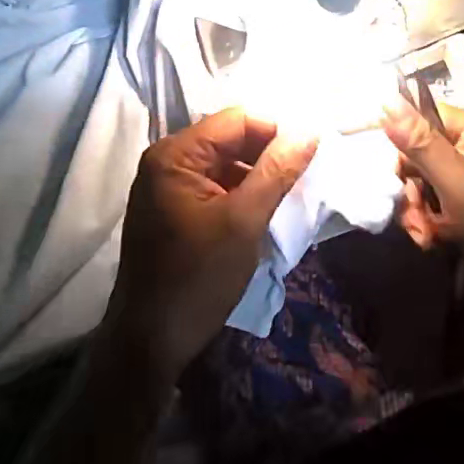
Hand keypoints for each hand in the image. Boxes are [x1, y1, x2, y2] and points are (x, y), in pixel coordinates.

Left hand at [101, 108, 316, 381]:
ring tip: (292, 195)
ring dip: (258, 175)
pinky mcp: (175, 209)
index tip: (313, 153)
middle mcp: (167, 160)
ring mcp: (168, 185)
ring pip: (226, 163)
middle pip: (231, 138)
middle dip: (269, 154)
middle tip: (307, 176)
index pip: (237, 120)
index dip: (277, 131)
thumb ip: (277, 172)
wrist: (150, 343)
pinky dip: (243, 193)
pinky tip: (266, 211)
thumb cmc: (197, 279)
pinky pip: (216, 185)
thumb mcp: (244, 222)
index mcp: (175, 154)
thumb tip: (309, 130)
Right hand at [381, 101, 463, 278]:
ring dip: (414, 212)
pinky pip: (427, 205)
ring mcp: (463, 176)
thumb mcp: (458, 182)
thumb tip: (385, 100)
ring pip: (416, 184)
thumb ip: (420, 144)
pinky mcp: (461, 204)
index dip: (400, 146)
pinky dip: (425, 224)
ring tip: (428, 236)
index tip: (398, 178)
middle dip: (409, 190)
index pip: (414, 117)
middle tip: (418, 215)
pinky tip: (432, 242)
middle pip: (411, 155)